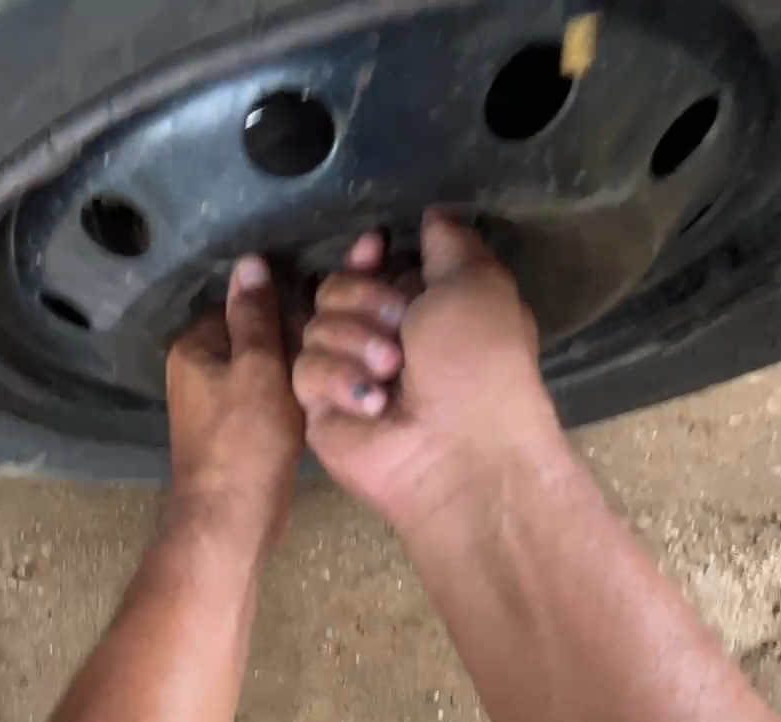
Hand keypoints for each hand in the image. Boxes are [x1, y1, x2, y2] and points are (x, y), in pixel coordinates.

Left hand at [165, 256, 304, 552]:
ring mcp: (210, 404)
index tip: (323, 320)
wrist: (231, 516)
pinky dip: (285, 398)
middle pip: (252, 337)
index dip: (284, 308)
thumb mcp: (258, 367)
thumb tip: (249, 262)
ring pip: (259, 369)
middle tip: (333, 350)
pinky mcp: (230, 431)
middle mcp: (194, 371)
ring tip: (331, 373)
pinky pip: (261, 399)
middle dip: (290, 342)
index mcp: (193, 347)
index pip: (242, 305)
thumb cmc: (246, 439)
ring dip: (292, 372)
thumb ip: (257, 315)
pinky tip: (312, 403)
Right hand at [293, 210, 571, 534]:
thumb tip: (431, 214)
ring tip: (391, 375)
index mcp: (417, 306)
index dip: (363, 256)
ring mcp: (344, 373)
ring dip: (356, 343)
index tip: (373, 249)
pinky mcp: (316, 408)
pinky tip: (372, 406)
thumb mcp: (476, 284)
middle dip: (364, 301)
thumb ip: (449, 242)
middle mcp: (377, 336)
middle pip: (331, 288)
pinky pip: (304, 369)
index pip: (367, 265)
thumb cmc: (476, 363)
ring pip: (314, 326)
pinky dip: (339, 381)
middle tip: (401, 332)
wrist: (454, 448)